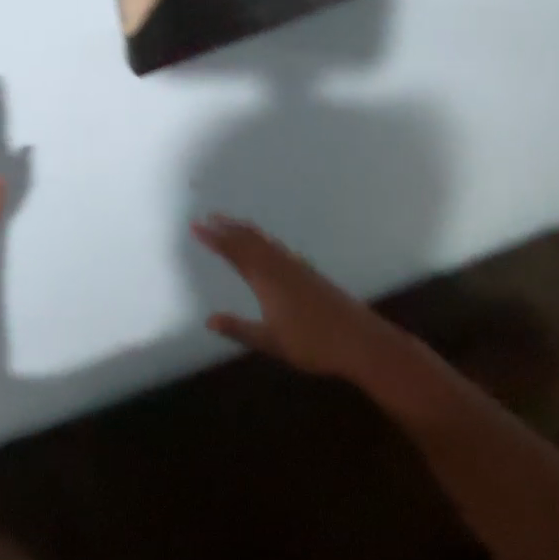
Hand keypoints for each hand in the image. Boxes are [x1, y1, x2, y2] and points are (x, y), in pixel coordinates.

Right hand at [194, 215, 419, 382]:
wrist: (361, 341)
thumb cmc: (313, 344)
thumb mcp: (270, 341)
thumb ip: (239, 329)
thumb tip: (209, 320)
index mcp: (267, 280)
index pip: (234, 253)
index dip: (214, 239)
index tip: (196, 226)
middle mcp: (280, 267)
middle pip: (250, 241)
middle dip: (228, 228)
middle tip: (210, 216)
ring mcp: (298, 268)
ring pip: (266, 242)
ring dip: (246, 231)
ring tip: (233, 223)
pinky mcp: (311, 274)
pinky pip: (279, 248)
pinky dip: (265, 241)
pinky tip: (268, 245)